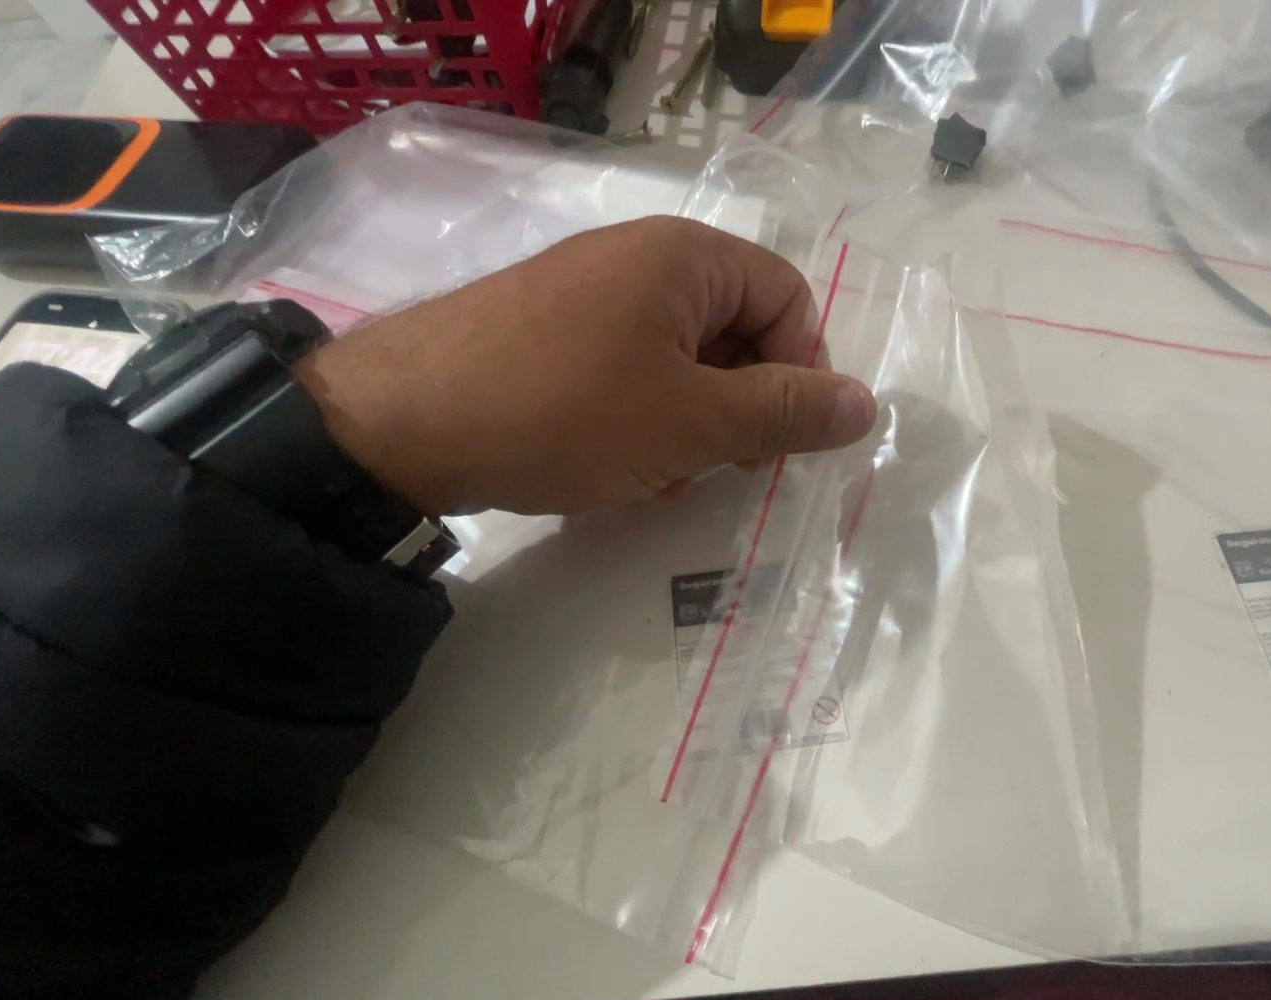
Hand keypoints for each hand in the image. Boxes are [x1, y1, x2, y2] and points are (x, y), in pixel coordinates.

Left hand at [294, 217, 877, 515]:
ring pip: (682, 357)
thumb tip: (868, 406)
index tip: (776, 440)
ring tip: (659, 471)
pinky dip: (642, 415)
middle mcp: (640, 258)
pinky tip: (617, 461)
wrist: (403, 424)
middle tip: (719, 464)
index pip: (788, 299)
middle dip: (741, 404)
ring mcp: (589, 292)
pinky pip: (629, 367)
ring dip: (691, 421)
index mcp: (686, 257)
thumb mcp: (692, 423)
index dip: (800, 371)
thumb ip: (785, 413)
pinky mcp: (551, 330)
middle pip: (735, 327)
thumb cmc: (568, 413)